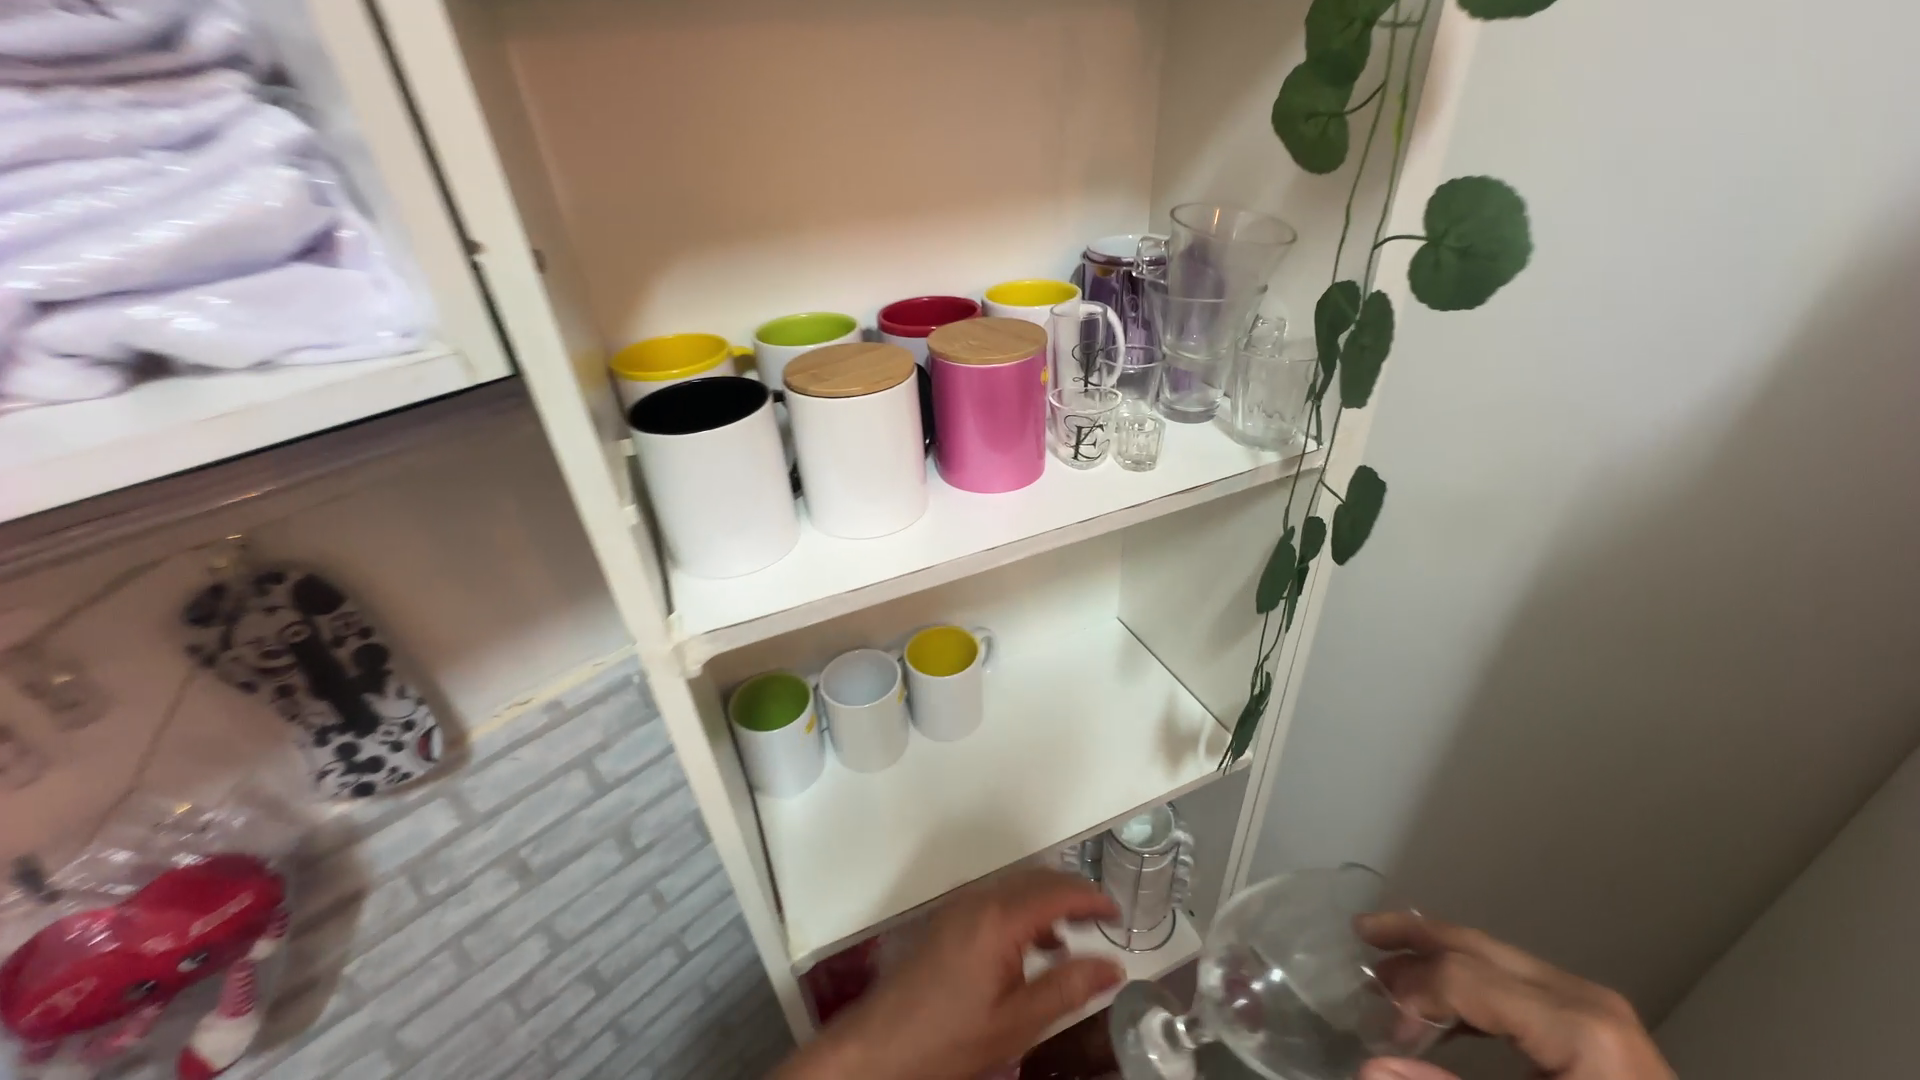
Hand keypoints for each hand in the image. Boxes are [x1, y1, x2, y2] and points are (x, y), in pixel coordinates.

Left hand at [773, 869, 1125, 1079]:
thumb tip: (1112, 966)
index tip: (1118, 912)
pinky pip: (994, 897)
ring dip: (1046, 899)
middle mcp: (977, 899)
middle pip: (1036, 878)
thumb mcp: (1016, 1022)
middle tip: (1102, 920)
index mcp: (998, 918)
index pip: (1057, 890)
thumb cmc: (948, 1038)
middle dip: (1072, 892)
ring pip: (1015, 885)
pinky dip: (1021, 908)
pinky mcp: (946, 918)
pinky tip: (1031, 945)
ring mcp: (958, 905)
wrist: (879, 1046)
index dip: (1092, 896)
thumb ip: (1067, 988)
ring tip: (1072, 935)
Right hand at [1356, 913, 1675, 1079]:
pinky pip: (1517, 983)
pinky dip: (1470, 983)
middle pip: (1477, 945)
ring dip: (1436, 954)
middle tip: (1360, 933)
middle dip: (1413, 936)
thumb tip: (1369, 1066)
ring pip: (1495, 955)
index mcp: (1574, 1026)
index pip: (1463, 976)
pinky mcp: (1595, 1023)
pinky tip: (1439, 1005)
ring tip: (1386, 958)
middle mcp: (1584, 999)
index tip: (1386, 1033)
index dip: (1411, 993)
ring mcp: (1593, 1006)